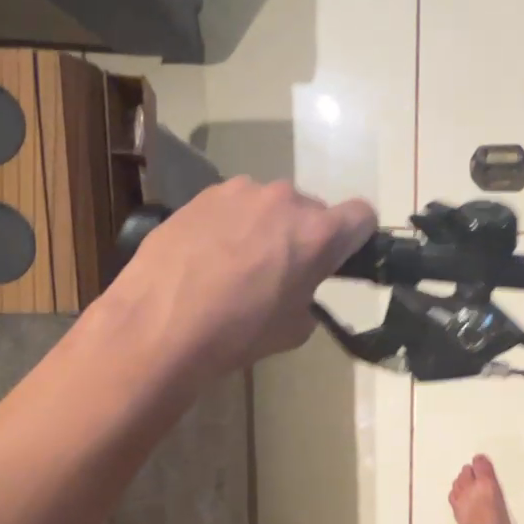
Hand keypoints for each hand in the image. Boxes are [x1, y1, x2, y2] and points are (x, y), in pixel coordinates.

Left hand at [106, 177, 376, 372]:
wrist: (162, 323)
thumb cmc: (241, 331)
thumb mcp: (296, 326)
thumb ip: (310, 293)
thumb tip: (296, 285)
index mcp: (318, 233)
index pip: (362, 216)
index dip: (357, 237)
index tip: (342, 260)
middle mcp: (284, 200)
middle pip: (312, 211)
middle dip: (307, 237)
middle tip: (286, 274)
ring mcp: (239, 192)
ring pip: (270, 206)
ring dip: (268, 229)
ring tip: (242, 266)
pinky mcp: (201, 195)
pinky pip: (234, 208)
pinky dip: (233, 228)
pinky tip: (211, 260)